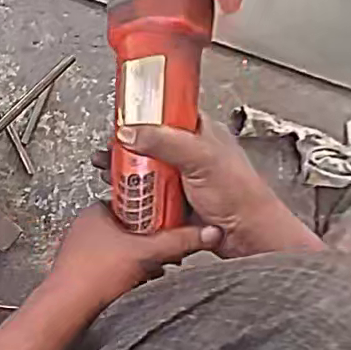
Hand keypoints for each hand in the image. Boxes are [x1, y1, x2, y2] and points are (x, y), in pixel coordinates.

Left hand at [42, 204, 217, 313]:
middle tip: (167, 248)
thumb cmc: (91, 275)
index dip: (156, 210)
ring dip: (143, 257)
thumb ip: (179, 241)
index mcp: (96, 212)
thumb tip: (207, 233)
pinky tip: (142, 280)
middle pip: (132, 226)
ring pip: (124, 247)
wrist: (67, 308)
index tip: (174, 218)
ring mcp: (84, 249)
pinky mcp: (86, 270)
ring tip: (157, 266)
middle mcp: (87, 227)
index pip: (134, 200)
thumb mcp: (145, 252)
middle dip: (152, 239)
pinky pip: (115, 265)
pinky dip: (131, 271)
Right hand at [115, 123, 324, 257]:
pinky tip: (119, 194)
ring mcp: (177, 178)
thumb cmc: (239, 195)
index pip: (166, 113)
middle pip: (148, 143)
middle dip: (123, 146)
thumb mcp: (201, 158)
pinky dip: (130, 194)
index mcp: (199, 133)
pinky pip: (144, 194)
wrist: (245, 236)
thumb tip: (130, 132)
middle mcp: (187, 153)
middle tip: (106, 149)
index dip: (143, 114)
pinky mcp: (170, 200)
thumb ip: (165, 142)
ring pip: (143, 169)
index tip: (121, 116)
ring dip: (123, 171)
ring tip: (105, 170)